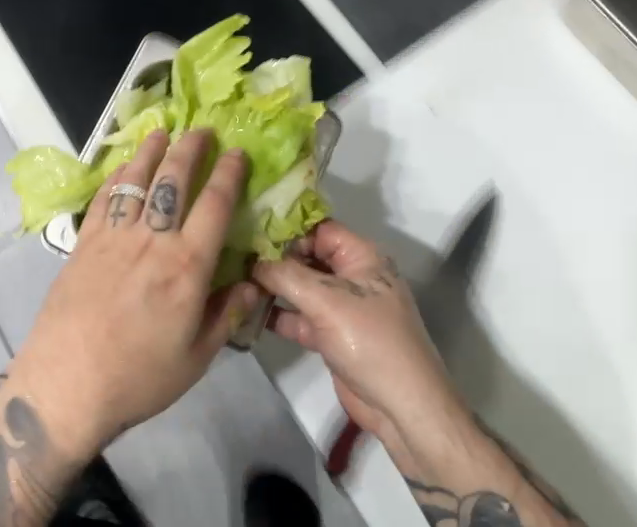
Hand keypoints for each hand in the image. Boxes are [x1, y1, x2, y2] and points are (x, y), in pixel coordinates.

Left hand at [7, 129, 263, 459]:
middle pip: (173, 180)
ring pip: (136, 180)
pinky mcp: (83, 243)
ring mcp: (114, 237)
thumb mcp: (196, 358)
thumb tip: (253, 285)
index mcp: (187, 267)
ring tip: (163, 132)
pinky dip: (117, 177)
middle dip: (191, 149)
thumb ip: (226, 315)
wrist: (66, 385)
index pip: (215, 205)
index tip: (237, 153)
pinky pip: (104, 199)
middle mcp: (152, 241)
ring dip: (151, 152)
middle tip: (203, 131)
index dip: (229, 173)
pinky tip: (124, 167)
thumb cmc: (138, 378)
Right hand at [251, 220, 461, 453]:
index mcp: (362, 257)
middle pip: (308, 256)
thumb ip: (285, 275)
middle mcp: (353, 276)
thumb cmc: (370, 341)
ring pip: (301, 287)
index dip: (287, 228)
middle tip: (236, 254)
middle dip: (274, 257)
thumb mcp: (326, 301)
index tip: (250, 230)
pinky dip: (279, 314)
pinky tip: (247, 311)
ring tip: (235, 279)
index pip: (320, 229)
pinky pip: (301, 316)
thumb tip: (251, 259)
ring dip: (273, 286)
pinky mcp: (333, 335)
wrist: (402, 407)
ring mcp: (343, 307)